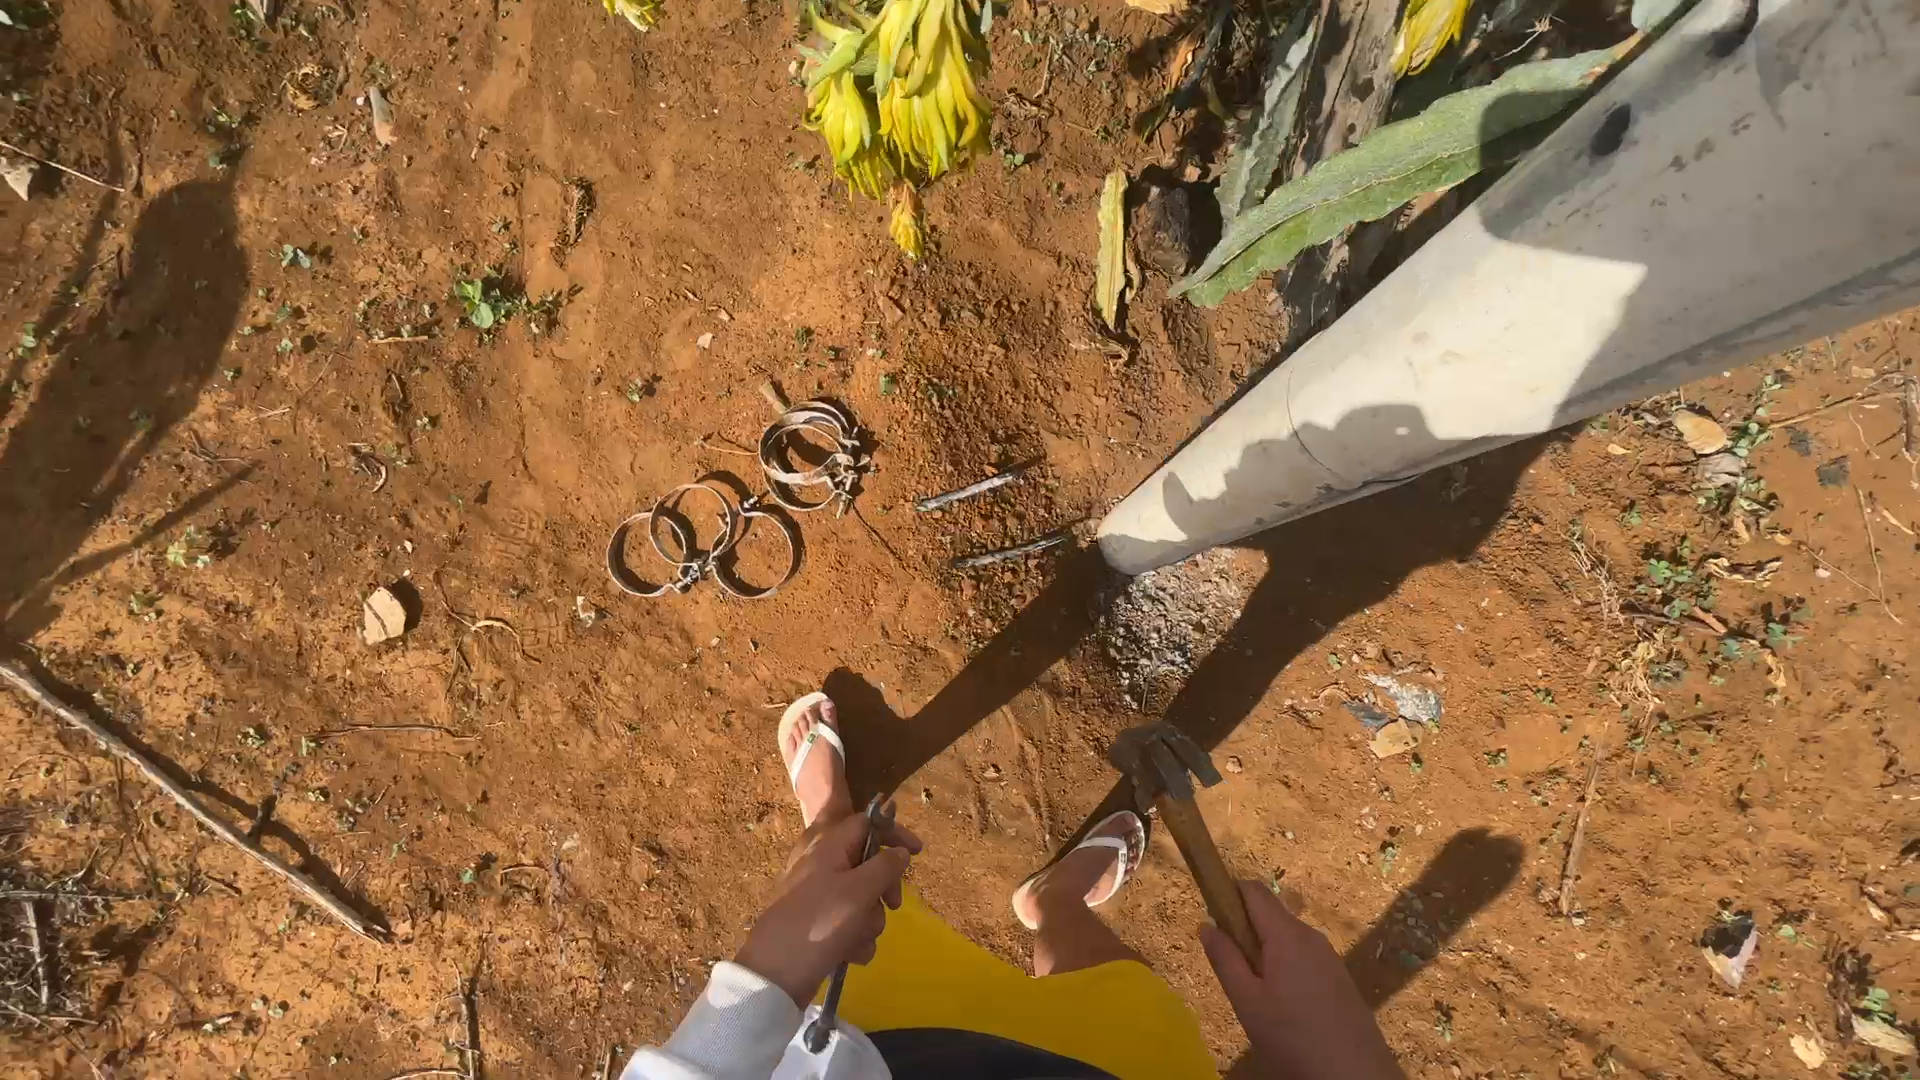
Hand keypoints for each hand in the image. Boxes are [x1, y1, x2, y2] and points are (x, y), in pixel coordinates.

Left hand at [734, 810, 921, 1007]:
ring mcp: (819, 894)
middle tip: (892, 904)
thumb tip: (899, 851)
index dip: (895, 834)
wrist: (774, 975)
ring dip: (869, 919)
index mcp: (828, 843)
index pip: (868, 822)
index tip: (917, 853)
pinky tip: (851, 954)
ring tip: (859, 937)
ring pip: (863, 896)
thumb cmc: (819, 923)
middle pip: (869, 862)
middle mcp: (823, 862)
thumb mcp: (859, 891)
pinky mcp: (818, 922)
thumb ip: (885, 866)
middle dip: (884, 887)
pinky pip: (849, 921)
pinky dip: (855, 936)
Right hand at [1201, 880, 1404, 1079]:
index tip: (1216, 924)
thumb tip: (1206, 924)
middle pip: (1268, 914)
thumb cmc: (1296, 1040)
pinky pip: (1304, 957)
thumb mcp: (1248, 1003)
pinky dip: (1287, 968)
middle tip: (1237, 973)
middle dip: (1246, 932)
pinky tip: (1288, 1009)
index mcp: (1286, 934)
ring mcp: (1329, 957)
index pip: (1252, 889)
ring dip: (1266, 953)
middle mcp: (1310, 935)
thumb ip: (1224, 959)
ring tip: (1261, 997)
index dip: (1229, 895)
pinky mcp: (1341, 978)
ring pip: (1286, 938)